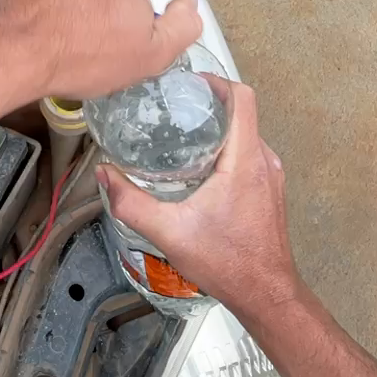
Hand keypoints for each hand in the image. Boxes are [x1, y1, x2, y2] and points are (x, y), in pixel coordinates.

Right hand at [95, 78, 301, 312]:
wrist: (267, 296)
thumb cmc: (226, 262)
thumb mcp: (169, 233)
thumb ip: (131, 203)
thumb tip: (105, 174)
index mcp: (245, 161)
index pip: (242, 98)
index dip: (217, 81)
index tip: (188, 83)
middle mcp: (264, 161)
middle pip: (242, 112)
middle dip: (209, 102)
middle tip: (173, 106)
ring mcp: (271, 176)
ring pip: (245, 132)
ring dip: (218, 125)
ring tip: (182, 131)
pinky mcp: (270, 190)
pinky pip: (249, 152)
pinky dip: (227, 145)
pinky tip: (199, 163)